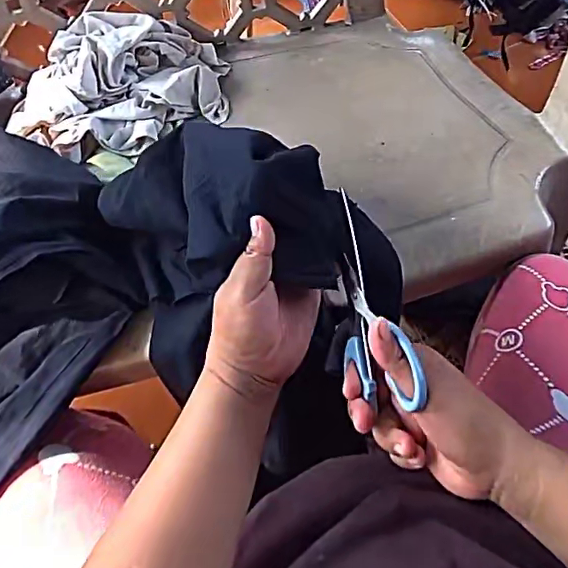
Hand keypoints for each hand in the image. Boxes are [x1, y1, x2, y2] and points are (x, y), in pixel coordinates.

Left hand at [206, 216, 320, 399]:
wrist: (258, 371)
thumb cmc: (237, 335)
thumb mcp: (240, 290)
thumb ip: (253, 257)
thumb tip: (260, 221)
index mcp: (246, 263)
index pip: (261, 232)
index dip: (272, 216)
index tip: (286, 196)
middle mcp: (270, 268)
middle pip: (288, 238)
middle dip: (297, 226)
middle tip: (310, 206)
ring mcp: (292, 280)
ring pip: (307, 252)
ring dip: (314, 243)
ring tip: (322, 223)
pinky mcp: (311, 293)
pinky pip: (323, 271)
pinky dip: (329, 262)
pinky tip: (331, 250)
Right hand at [344, 318, 540, 501]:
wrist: (496, 469)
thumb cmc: (469, 423)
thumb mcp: (426, 391)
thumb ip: (395, 361)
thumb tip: (376, 323)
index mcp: (416, 364)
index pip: (374, 357)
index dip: (358, 372)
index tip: (354, 389)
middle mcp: (413, 385)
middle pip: (369, 392)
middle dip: (366, 410)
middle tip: (366, 421)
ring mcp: (414, 413)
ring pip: (378, 422)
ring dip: (390, 437)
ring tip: (411, 445)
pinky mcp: (415, 439)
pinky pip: (390, 444)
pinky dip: (401, 453)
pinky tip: (419, 456)